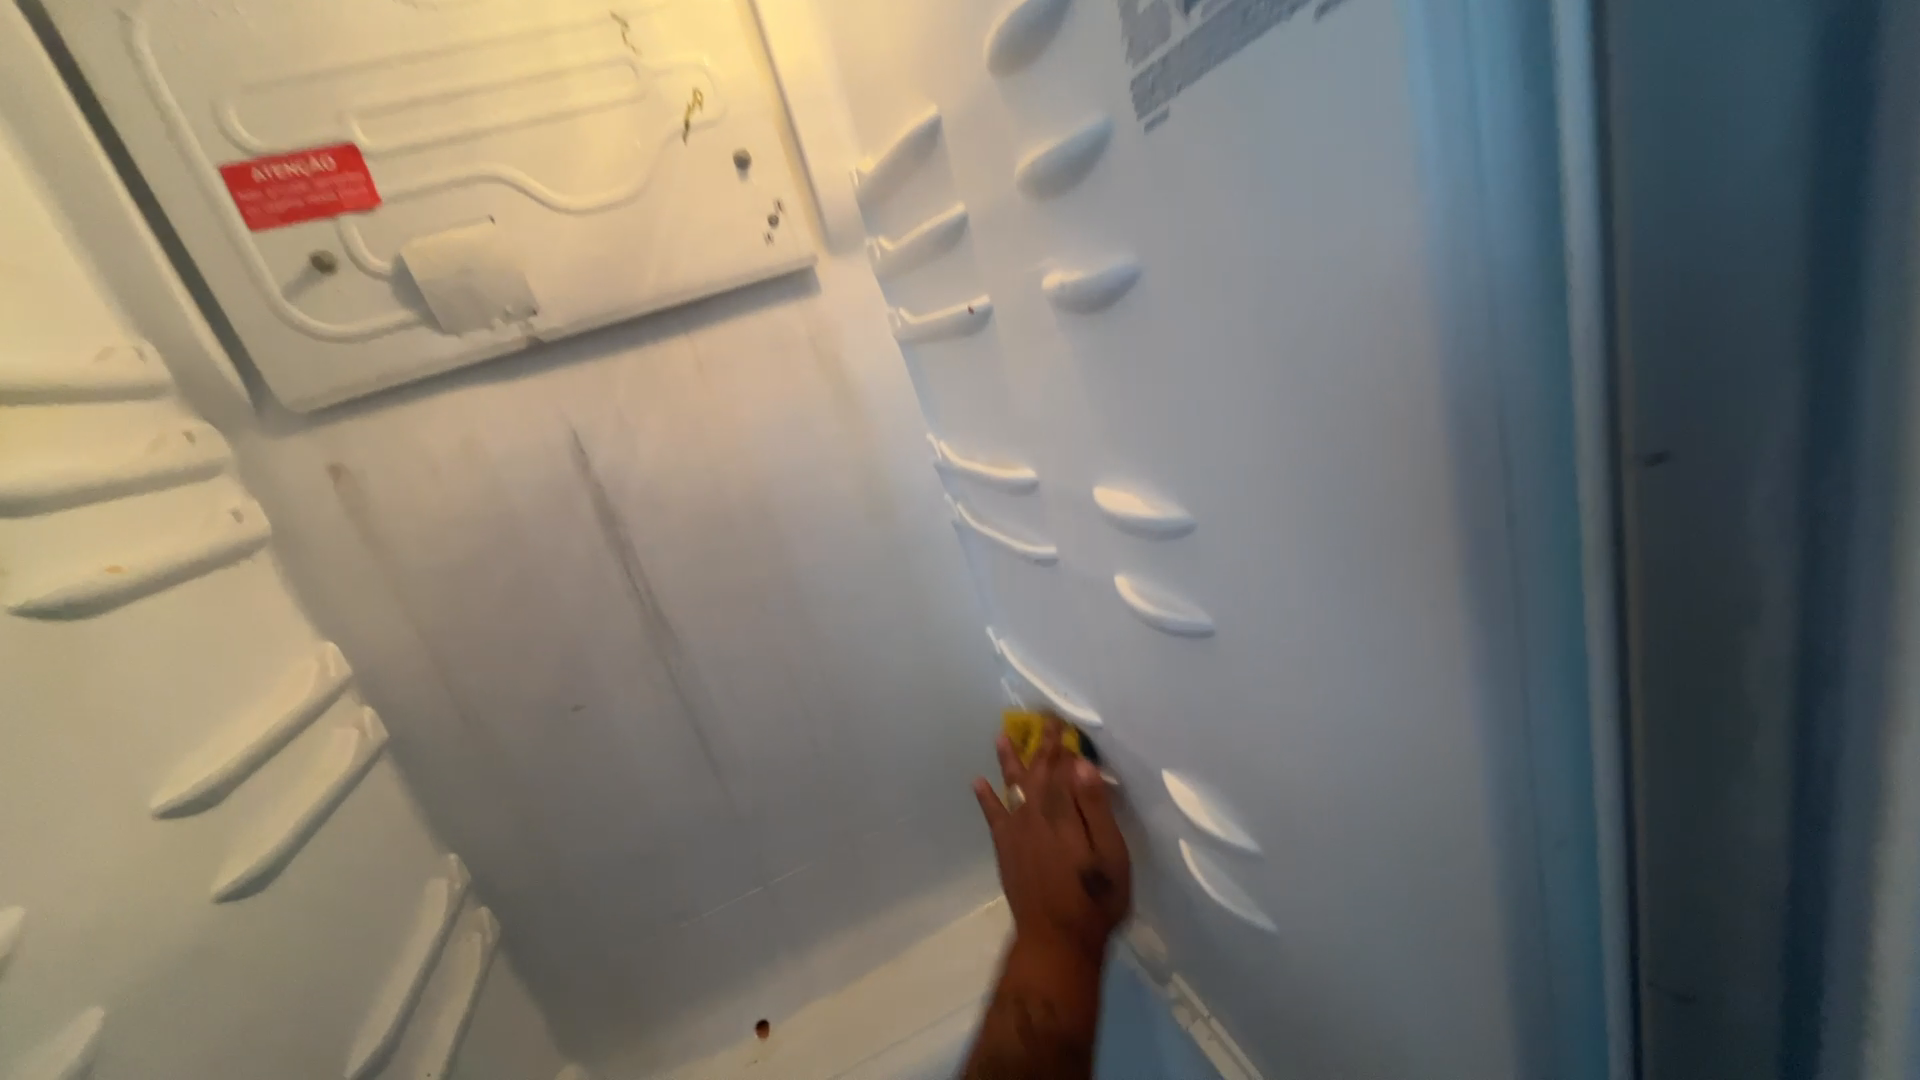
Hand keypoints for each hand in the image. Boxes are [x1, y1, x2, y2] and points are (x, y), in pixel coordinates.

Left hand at [972, 716, 1131, 962]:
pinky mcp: (1005, 848)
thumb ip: (1095, 808)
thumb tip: (1081, 764)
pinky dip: (985, 797)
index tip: (1063, 724)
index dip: (1062, 746)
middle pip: (1037, 772)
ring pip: (1012, 786)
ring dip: (1009, 760)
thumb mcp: (1110, 853)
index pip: (1062, 769)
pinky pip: (993, 815)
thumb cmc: (1095, 899)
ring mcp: (1016, 831)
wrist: (1057, 940)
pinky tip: (978, 782)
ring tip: (1002, 736)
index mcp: (1063, 812)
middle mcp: (1035, 814)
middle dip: (1041, 746)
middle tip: (1044, 722)